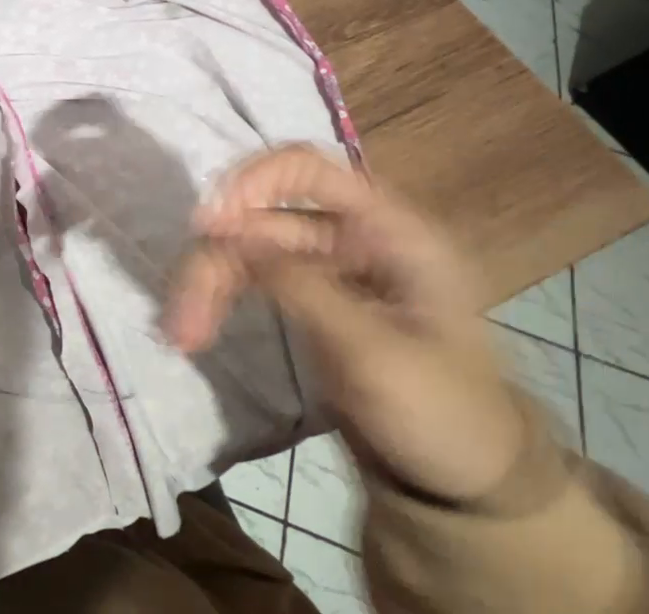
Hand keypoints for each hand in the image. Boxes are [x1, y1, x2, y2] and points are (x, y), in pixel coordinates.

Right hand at [166, 147, 521, 502]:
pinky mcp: (304, 296)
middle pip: (261, 217)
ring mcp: (325, 266)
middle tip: (184, 317)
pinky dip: (216, 299)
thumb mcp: (373, 351)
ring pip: (244, 248)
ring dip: (207, 283)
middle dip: (216, 258)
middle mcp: (352, 235)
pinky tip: (192, 330)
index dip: (253, 181)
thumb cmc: (440, 410)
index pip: (308, 168)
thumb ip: (300, 284)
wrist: (465, 479)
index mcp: (390, 230)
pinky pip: (246, 278)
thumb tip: (227, 230)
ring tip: (183, 335)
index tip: (209, 223)